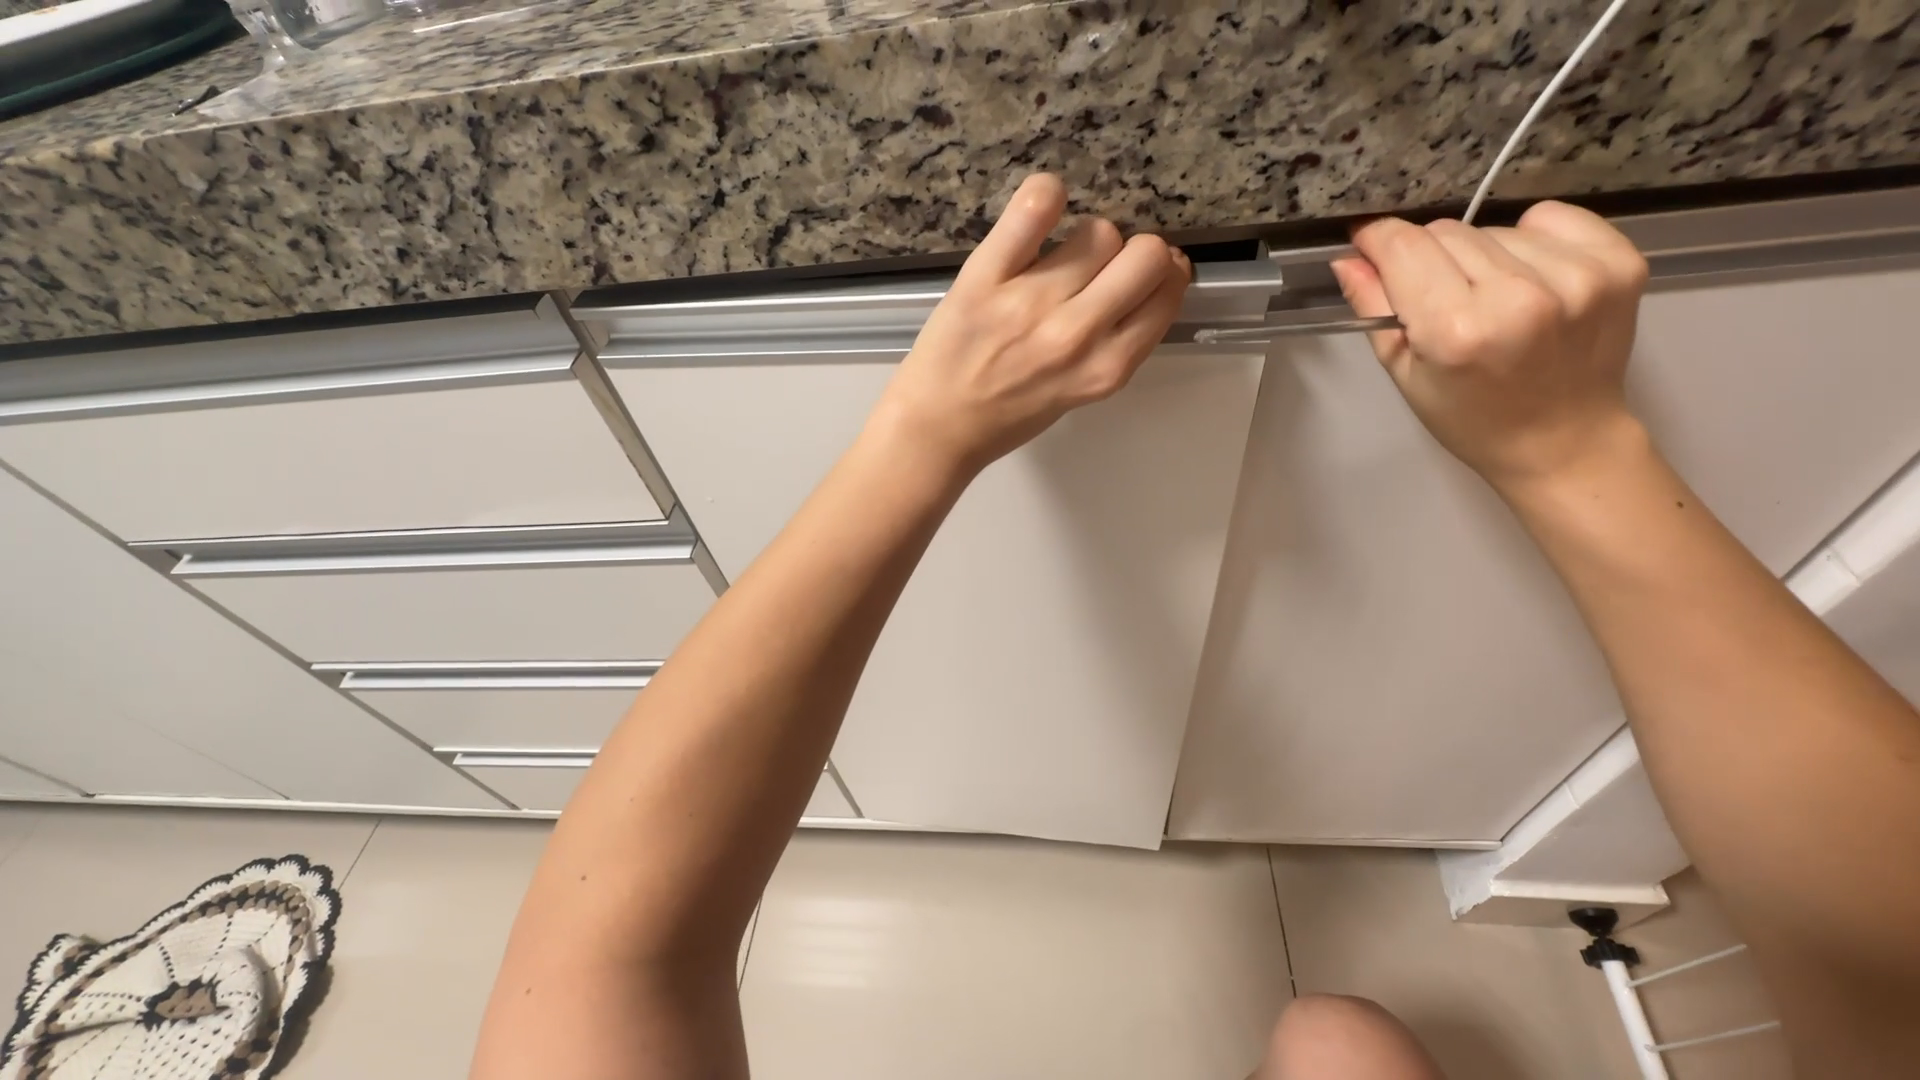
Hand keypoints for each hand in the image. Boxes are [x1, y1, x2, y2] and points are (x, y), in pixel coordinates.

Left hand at [874, 173, 1191, 475]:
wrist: (937, 426)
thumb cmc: (1009, 414)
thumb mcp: (1081, 391)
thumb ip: (1120, 341)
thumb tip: (1159, 274)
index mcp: (1106, 368)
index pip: (1166, 292)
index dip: (1164, 274)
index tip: (1147, 275)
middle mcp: (1076, 334)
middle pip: (1144, 254)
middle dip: (1135, 254)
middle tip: (1102, 270)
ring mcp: (1030, 302)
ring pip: (1097, 231)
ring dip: (1086, 240)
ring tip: (1058, 262)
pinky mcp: (985, 277)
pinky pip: (1032, 210)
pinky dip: (1044, 196)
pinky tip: (1041, 211)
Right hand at [1331, 201, 1651, 493]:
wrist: (1563, 441)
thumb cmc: (1470, 418)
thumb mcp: (1405, 373)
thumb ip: (1374, 308)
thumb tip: (1349, 257)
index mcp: (1456, 332)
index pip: (1404, 248)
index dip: (1378, 239)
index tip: (1368, 242)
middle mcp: (1518, 296)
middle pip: (1448, 232)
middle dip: (1428, 256)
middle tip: (1437, 297)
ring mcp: (1576, 277)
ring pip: (1495, 228)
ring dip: (1481, 254)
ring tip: (1491, 298)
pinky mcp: (1616, 264)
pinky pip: (1553, 218)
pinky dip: (1532, 238)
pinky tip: (1533, 279)